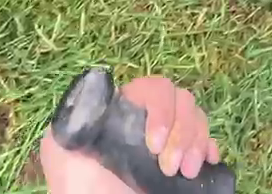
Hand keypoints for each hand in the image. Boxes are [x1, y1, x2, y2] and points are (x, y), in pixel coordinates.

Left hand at [39, 76, 221, 193]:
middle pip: (181, 99)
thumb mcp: (61, 152)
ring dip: (197, 141)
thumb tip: (93, 90)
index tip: (154, 145)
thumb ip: (72, 119)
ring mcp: (169, 139)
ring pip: (197, 116)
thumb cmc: (82, 191)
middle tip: (172, 167)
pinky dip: (210, 148)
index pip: (154, 88)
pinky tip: (207, 163)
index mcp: (125, 110)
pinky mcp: (183, 160)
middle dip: (182, 131)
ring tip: (188, 172)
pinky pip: (208, 140)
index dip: (160, 110)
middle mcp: (150, 119)